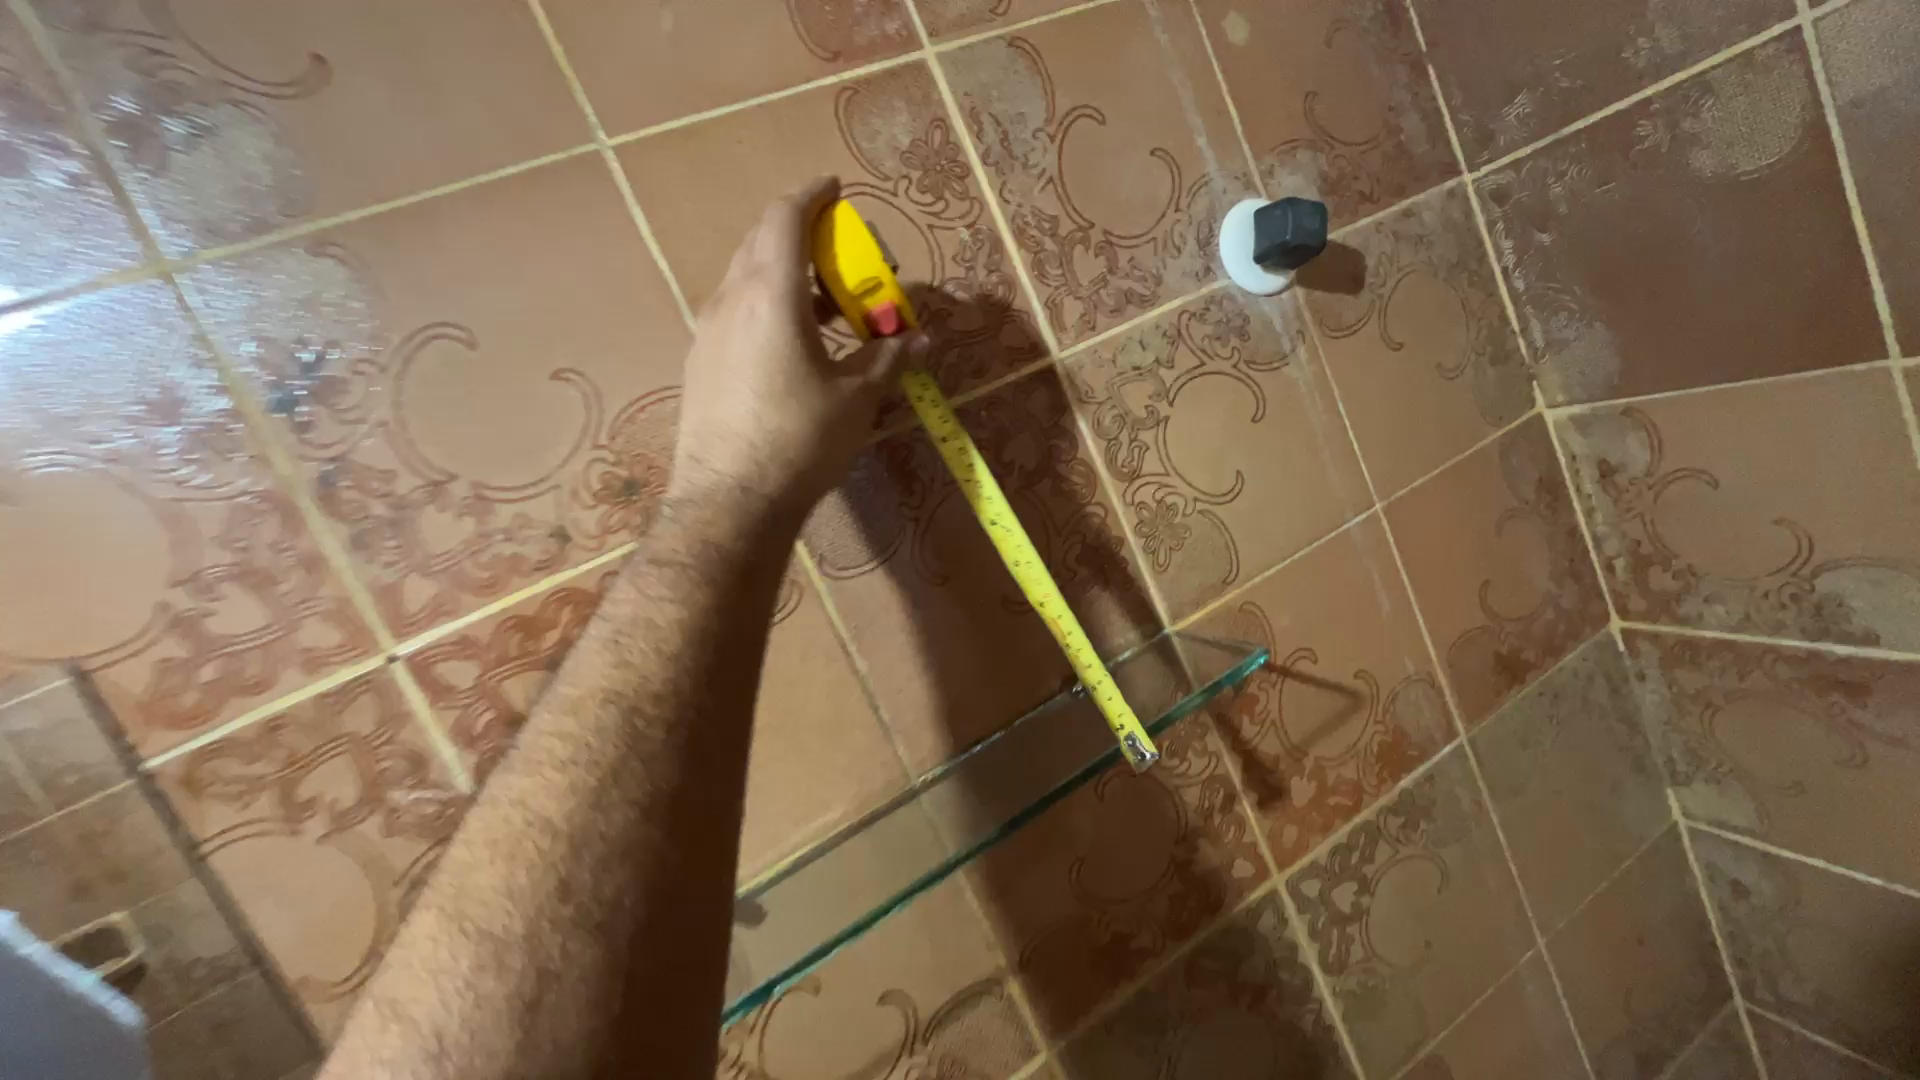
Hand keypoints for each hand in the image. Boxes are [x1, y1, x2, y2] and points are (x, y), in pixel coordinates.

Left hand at [669, 176, 926, 531]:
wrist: (729, 501)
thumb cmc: (800, 442)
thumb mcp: (855, 399)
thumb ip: (887, 359)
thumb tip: (920, 340)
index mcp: (770, 295)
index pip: (785, 218)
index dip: (812, 195)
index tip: (835, 188)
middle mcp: (730, 300)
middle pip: (762, 243)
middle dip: (804, 238)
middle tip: (843, 260)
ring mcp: (707, 331)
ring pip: (746, 279)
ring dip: (786, 277)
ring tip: (826, 307)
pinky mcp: (700, 362)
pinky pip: (736, 312)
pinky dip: (767, 307)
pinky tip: (792, 345)